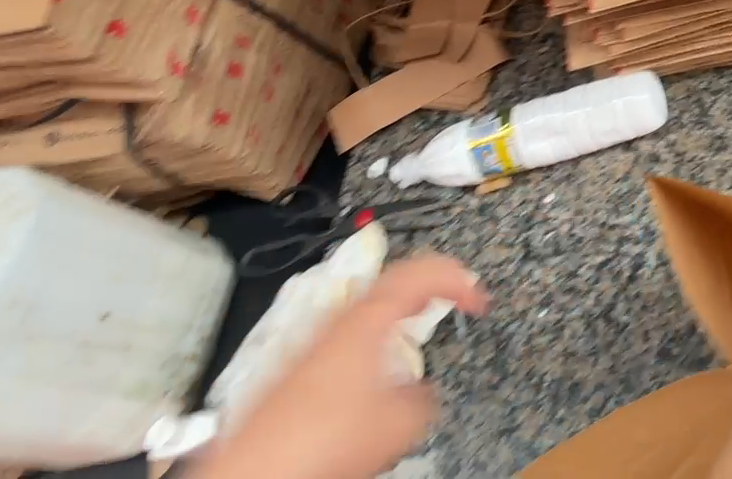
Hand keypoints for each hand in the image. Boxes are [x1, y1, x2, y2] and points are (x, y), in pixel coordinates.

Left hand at [191, 254, 488, 478]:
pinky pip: (350, 336)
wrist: (253, 472)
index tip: (477, 298)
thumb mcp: (400, 420)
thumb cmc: (326, 438)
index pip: (420, 272)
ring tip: (419, 322)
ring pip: (367, 309)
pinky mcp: (299, 371)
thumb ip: (423, 397)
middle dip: (427, 285)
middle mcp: (339, 321)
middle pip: (389, 282)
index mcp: (368, 319)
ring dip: (400, 309)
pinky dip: (377, 336)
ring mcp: (315, 343)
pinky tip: (379, 367)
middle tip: (453, 295)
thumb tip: (421, 394)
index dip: (455, 277)